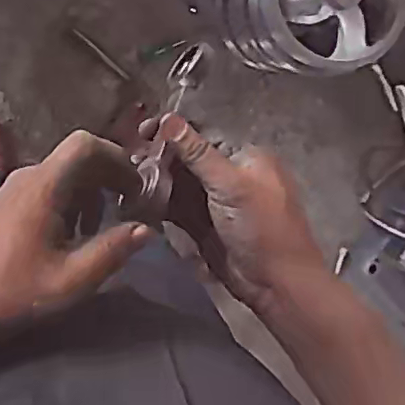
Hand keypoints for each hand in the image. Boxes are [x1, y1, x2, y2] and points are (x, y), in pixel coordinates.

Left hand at [0, 130, 156, 333]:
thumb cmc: (12, 291)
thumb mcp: (71, 280)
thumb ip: (111, 251)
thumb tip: (146, 230)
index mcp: (43, 185)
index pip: (85, 144)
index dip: (117, 158)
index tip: (137, 188)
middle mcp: (28, 176)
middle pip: (77, 157)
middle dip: (109, 177)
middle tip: (130, 208)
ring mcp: (14, 187)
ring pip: (63, 173)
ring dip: (90, 192)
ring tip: (102, 229)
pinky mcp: (8, 202)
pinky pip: (48, 187)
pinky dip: (70, 201)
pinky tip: (73, 236)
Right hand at [143, 113, 324, 307]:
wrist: (277, 285)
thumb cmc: (261, 227)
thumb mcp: (230, 184)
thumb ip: (197, 152)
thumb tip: (169, 118)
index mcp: (245, 157)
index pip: (202, 134)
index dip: (171, 132)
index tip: (142, 131)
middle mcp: (230, 175)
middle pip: (187, 158)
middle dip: (159, 156)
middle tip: (129, 156)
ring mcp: (215, 201)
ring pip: (179, 181)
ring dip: (156, 178)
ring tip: (128, 175)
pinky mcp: (203, 223)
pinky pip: (176, 205)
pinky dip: (159, 201)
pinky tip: (138, 196)